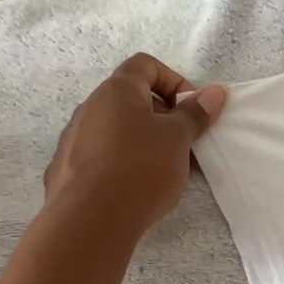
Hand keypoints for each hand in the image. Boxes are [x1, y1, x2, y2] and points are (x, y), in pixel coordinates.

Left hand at [42, 53, 226, 234]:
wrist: (90, 219)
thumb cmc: (141, 169)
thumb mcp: (178, 139)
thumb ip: (195, 114)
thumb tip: (215, 92)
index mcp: (117, 91)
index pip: (146, 64)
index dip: (174, 81)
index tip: (190, 110)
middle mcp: (90, 107)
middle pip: (131, 97)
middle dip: (162, 116)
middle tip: (183, 143)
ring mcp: (74, 137)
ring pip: (117, 128)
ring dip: (143, 139)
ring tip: (162, 169)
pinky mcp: (67, 167)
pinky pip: (101, 153)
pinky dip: (122, 160)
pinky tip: (135, 187)